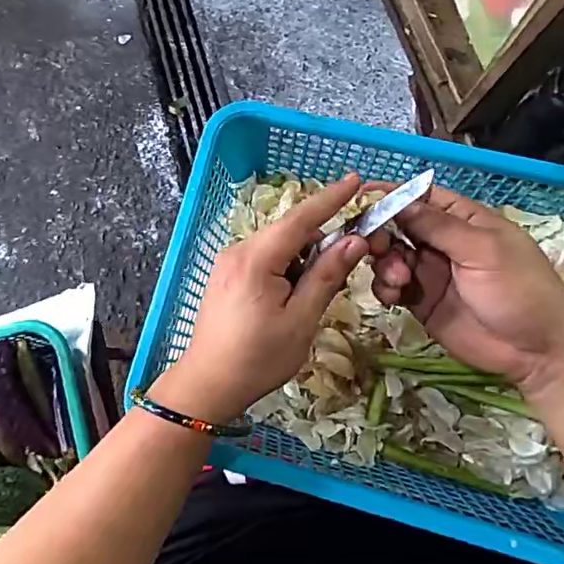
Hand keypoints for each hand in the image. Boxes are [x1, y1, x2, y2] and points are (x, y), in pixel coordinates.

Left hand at [150, 175, 371, 423]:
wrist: (207, 384)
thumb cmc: (257, 359)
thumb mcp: (300, 320)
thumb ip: (327, 276)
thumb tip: (355, 241)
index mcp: (256, 259)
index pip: (300, 218)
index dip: (331, 198)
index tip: (355, 180)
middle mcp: (239, 251)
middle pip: (290, 232)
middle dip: (322, 240)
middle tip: (351, 258)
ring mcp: (229, 263)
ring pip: (279, 247)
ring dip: (304, 259)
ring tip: (316, 293)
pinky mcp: (227, 276)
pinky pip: (265, 260)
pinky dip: (287, 268)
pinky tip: (295, 295)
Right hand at [369, 186, 563, 396]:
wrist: (537, 352)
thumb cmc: (520, 290)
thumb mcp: (483, 250)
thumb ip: (438, 226)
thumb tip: (397, 201)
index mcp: (462, 220)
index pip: (420, 196)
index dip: (390, 195)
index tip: (361, 198)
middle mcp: (441, 241)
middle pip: (396, 225)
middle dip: (380, 232)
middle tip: (374, 246)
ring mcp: (429, 271)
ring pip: (389, 256)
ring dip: (383, 263)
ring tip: (398, 280)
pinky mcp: (420, 300)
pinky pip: (390, 286)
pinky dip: (384, 288)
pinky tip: (394, 297)